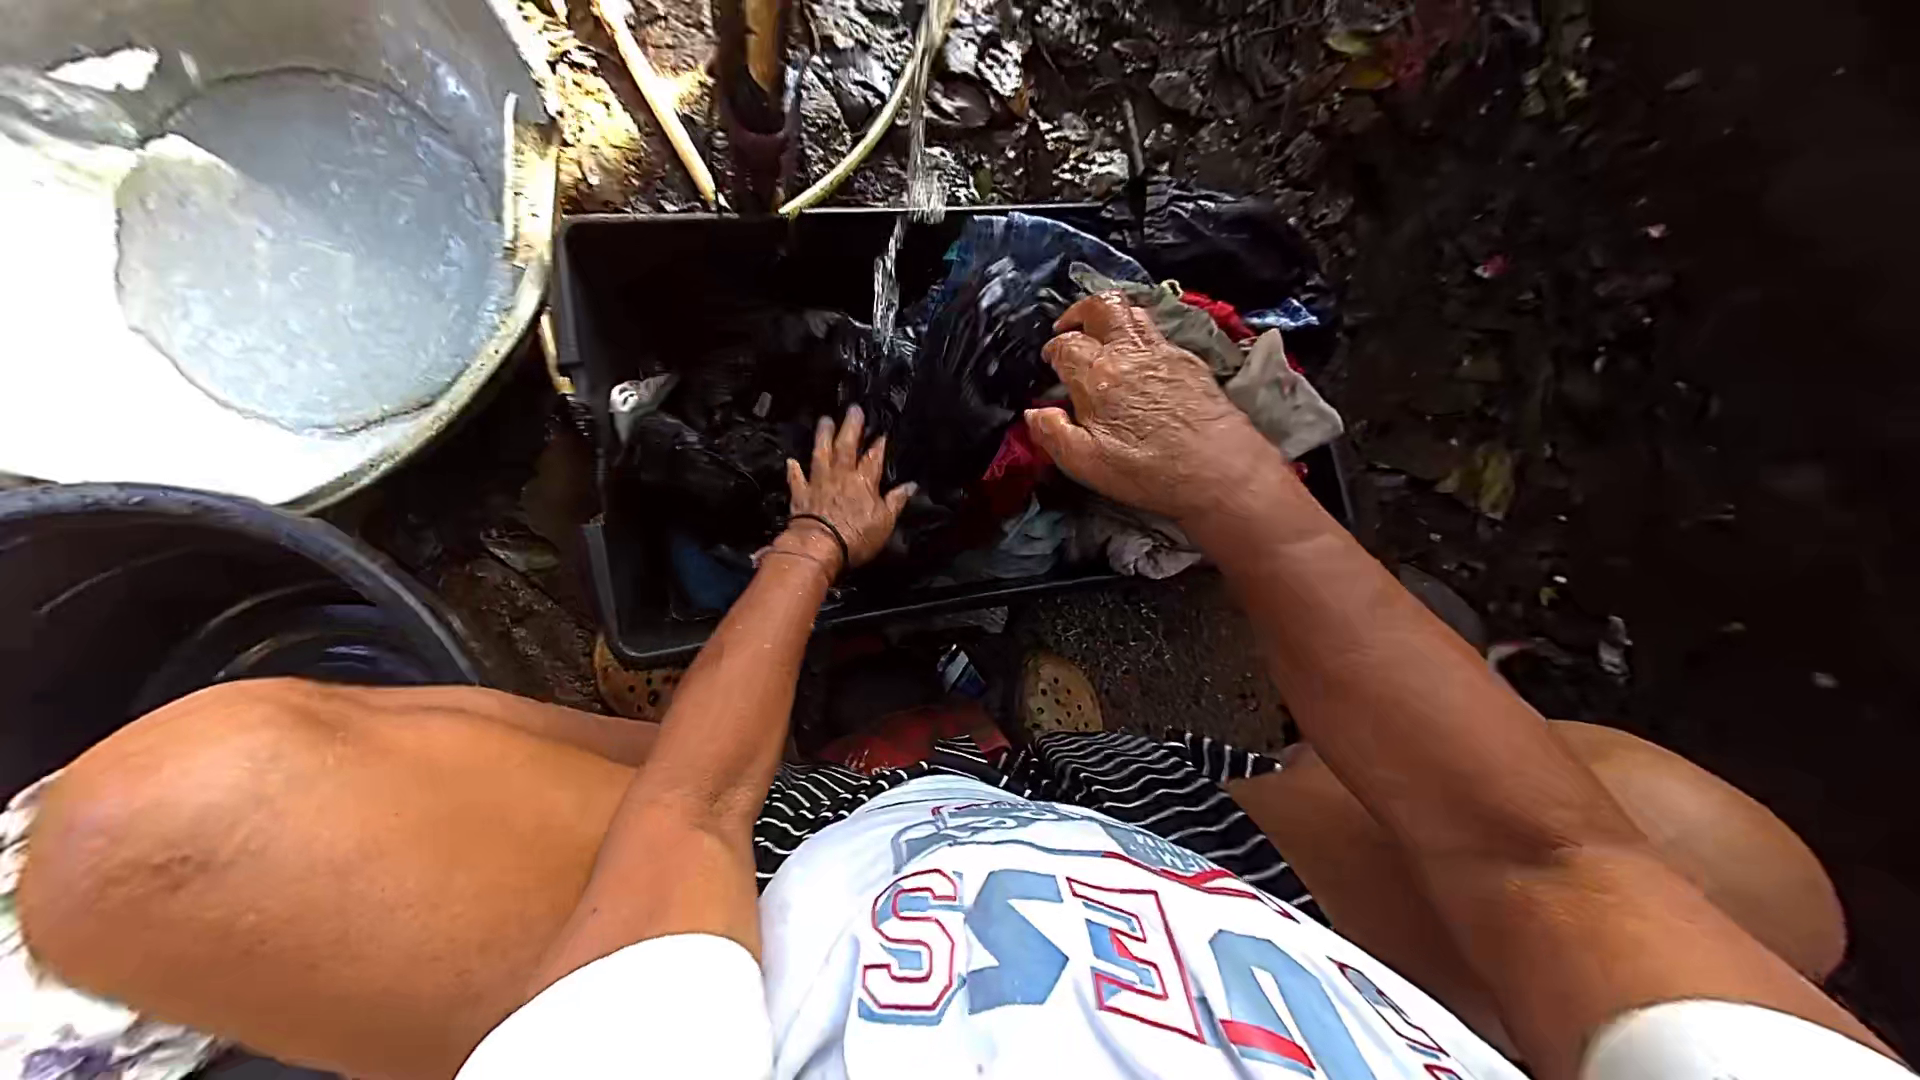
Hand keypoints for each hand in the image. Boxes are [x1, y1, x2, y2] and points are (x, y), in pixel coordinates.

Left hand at [780, 405, 915, 572]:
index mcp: (864, 481)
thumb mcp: (885, 521)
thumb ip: (896, 501)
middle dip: (851, 426)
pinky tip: (791, 461)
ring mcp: (819, 483)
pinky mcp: (801, 495)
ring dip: (823, 436)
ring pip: (821, 453)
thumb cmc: (855, 537)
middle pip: (846, 446)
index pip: (874, 457)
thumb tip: (910, 486)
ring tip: (825, 421)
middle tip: (853, 409)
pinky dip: (794, 469)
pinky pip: (797, 479)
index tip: (881, 432)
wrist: (819, 547)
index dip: (878, 444)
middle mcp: (841, 476)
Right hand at [1027, 292, 1287, 525]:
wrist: (1219, 470)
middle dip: (1079, 312)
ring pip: (1133, 312)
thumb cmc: (1146, 471)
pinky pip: (1157, 333)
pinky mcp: (1189, 362)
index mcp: (1097, 376)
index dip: (1053, 352)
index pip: (1065, 346)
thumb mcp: (1085, 464)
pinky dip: (1139, 335)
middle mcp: (1129, 353)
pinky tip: (1137, 361)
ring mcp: (1163, 352)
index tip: (1050, 365)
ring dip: (1111, 317)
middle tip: (1069, 330)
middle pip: (1102, 307)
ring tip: (1102, 337)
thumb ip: (1052, 434)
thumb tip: (1033, 413)